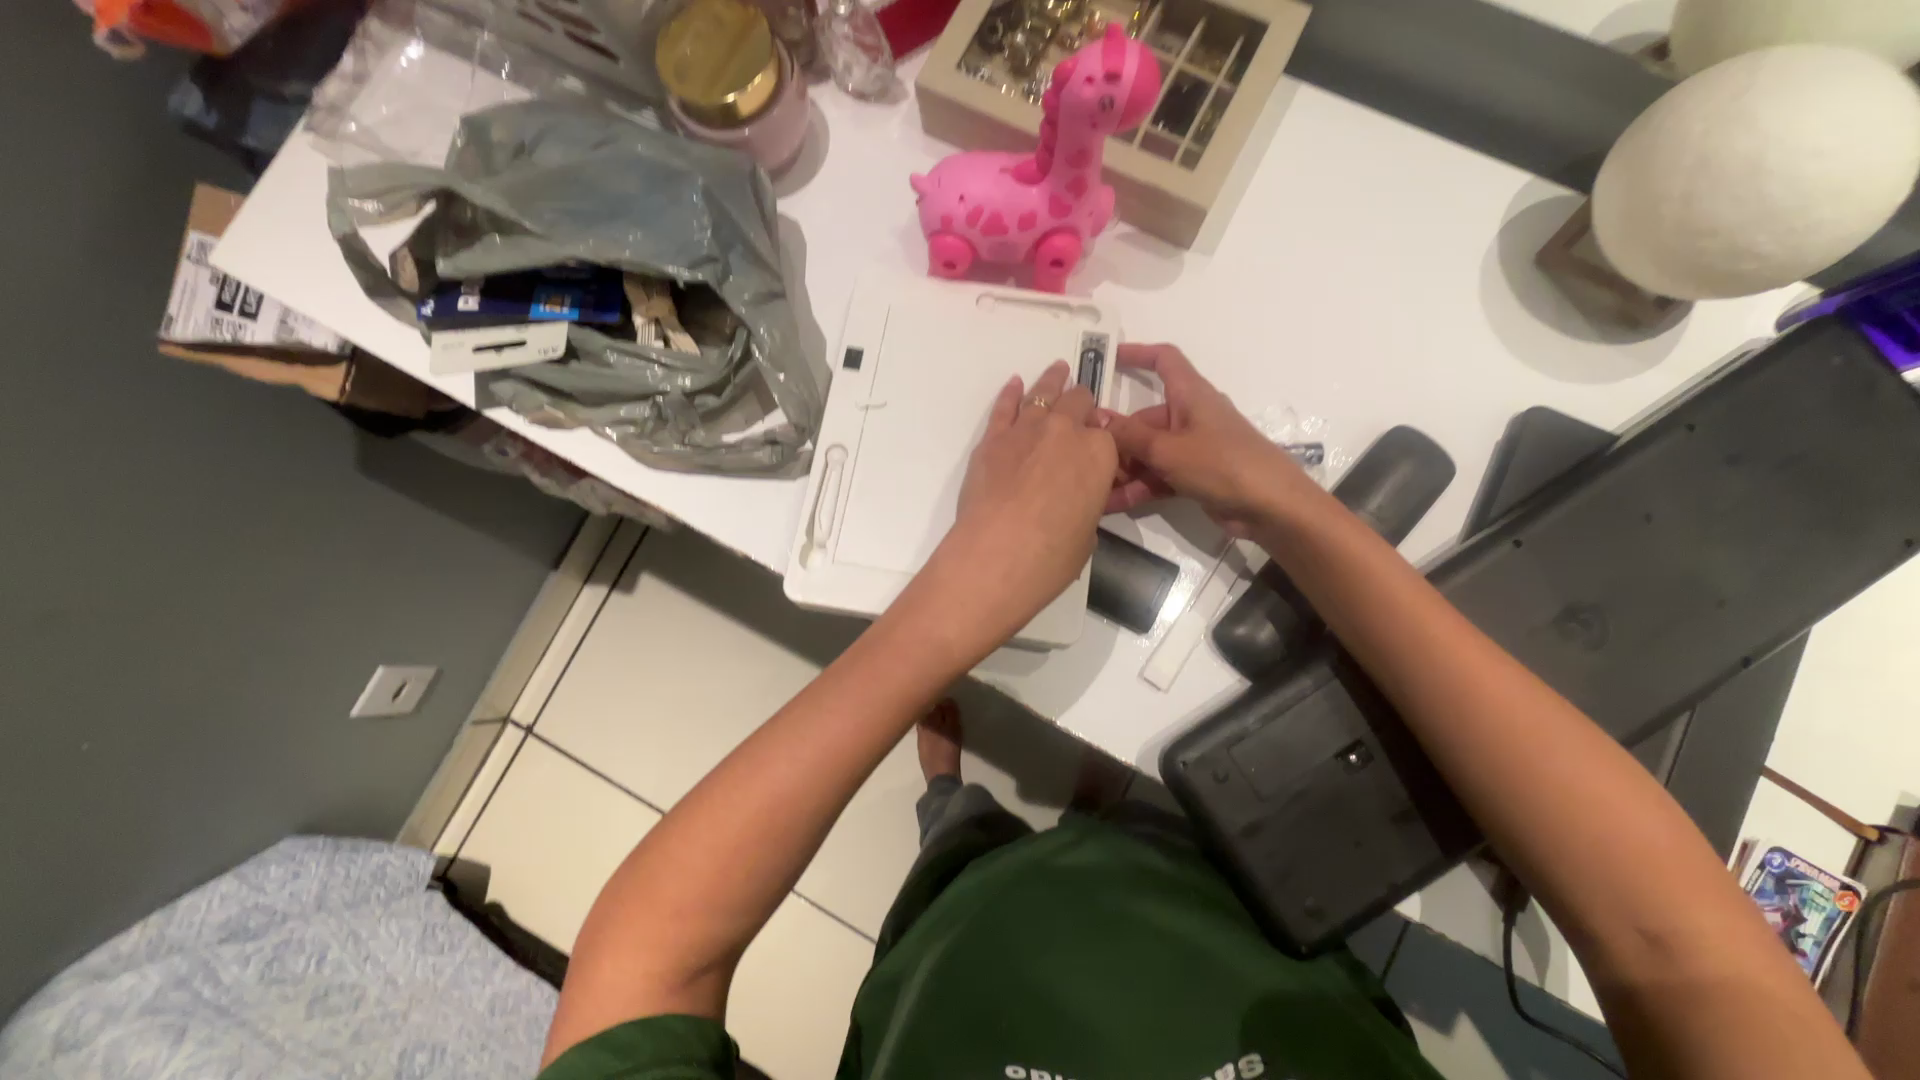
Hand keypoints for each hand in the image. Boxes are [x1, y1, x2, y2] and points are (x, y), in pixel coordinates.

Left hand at [912, 360, 1116, 651]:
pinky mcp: (993, 439)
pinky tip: (1015, 384)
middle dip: (1082, 405)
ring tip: (1058, 371)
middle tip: (1082, 407)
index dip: (1105, 445)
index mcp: (1101, 453)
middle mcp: (1066, 431)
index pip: (1109, 438)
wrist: (997, 553)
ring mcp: (1027, 430)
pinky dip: (1010, 393)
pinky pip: (1005, 407)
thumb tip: (1076, 505)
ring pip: (1043, 394)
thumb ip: (1086, 506)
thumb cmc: (1052, 554)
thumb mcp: (1087, 533)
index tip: (1101, 453)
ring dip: (1052, 382)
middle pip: (1078, 405)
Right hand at [1103, 343, 1301, 535]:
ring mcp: (1193, 448)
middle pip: (1144, 420)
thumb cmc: (1223, 464)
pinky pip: (1158, 476)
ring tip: (1094, 489)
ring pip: (1148, 453)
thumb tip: (1096, 417)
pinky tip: (1112, 505)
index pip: (1164, 361)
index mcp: (1190, 395)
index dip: (1138, 354)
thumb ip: (1130, 436)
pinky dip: (1138, 488)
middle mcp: (1190, 416)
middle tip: (1087, 458)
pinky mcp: (1195, 476)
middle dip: (1116, 440)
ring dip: (1123, 470)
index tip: (1109, 358)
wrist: (1270, 506)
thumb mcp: (1168, 450)